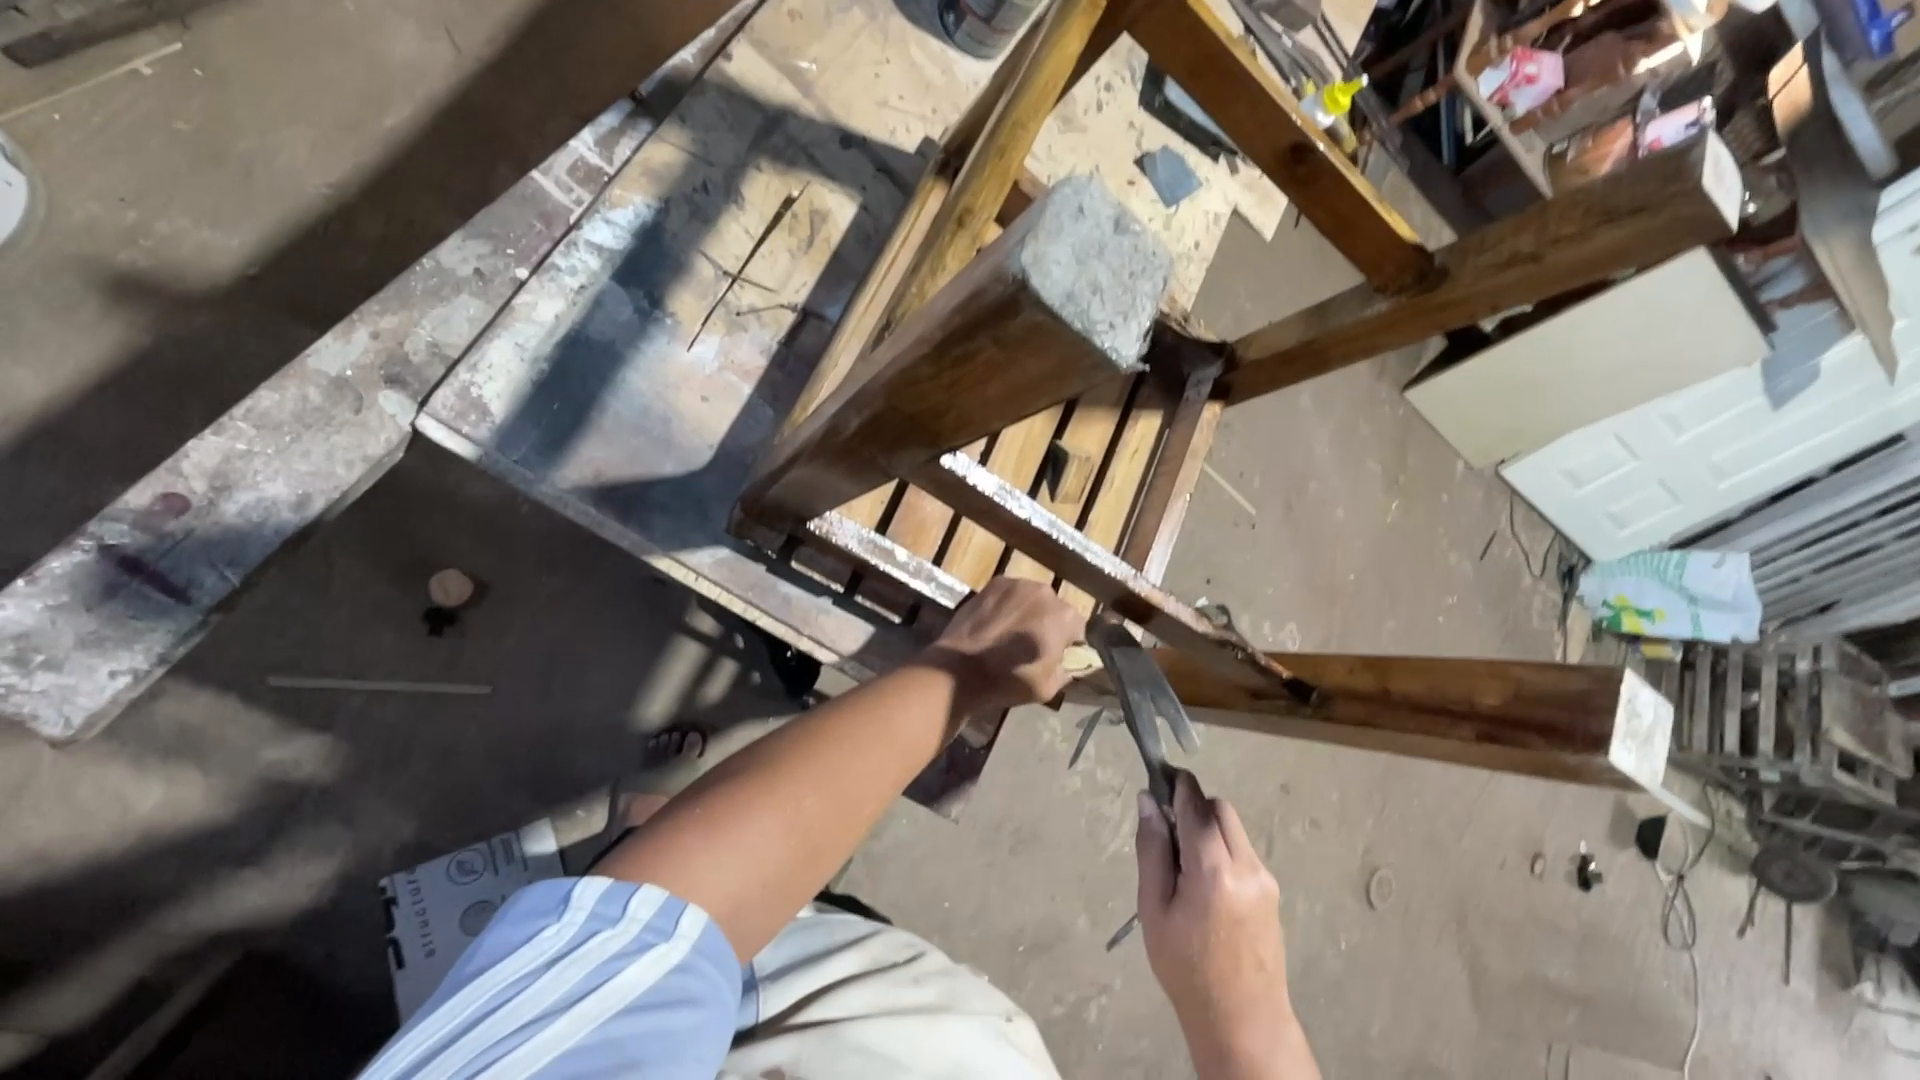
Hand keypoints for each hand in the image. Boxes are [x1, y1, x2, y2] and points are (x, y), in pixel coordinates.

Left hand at [922, 577, 1083, 712]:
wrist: (961, 669)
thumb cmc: (1009, 680)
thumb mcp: (1050, 687)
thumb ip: (1067, 670)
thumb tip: (1068, 662)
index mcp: (1065, 616)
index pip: (1077, 629)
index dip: (1067, 644)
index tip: (1053, 657)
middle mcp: (1045, 592)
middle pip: (1054, 609)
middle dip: (1047, 624)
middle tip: (1030, 645)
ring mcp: (1017, 584)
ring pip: (1031, 599)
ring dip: (1027, 612)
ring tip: (1009, 634)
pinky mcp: (993, 583)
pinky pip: (1009, 594)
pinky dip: (1006, 606)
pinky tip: (994, 624)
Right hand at [1137, 771, 1315, 1079]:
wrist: (1242, 1019)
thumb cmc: (1185, 968)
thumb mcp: (1153, 909)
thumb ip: (1152, 850)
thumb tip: (1148, 801)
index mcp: (1213, 870)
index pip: (1196, 805)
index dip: (1177, 785)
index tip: (1159, 775)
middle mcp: (1247, 865)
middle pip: (1221, 810)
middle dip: (1194, 806)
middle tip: (1167, 829)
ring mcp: (1266, 878)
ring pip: (1235, 829)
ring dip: (1209, 828)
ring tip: (1183, 864)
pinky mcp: (1273, 892)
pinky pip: (1244, 851)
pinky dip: (1222, 848)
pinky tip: (1204, 883)